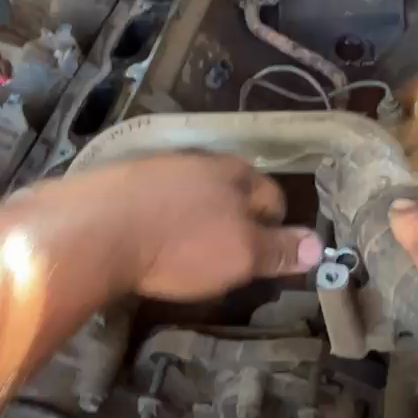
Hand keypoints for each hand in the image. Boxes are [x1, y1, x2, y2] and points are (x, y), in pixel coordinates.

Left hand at [47, 152, 322, 300]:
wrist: (97, 228)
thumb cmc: (180, 244)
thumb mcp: (240, 256)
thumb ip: (279, 250)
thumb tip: (321, 246)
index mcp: (238, 175)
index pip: (273, 196)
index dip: (276, 225)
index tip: (268, 252)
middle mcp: (204, 162)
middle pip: (234, 187)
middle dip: (238, 214)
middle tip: (230, 249)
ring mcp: (162, 165)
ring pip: (195, 189)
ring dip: (198, 211)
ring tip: (188, 243)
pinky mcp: (125, 178)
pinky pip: (158, 194)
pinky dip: (162, 212)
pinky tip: (151, 234)